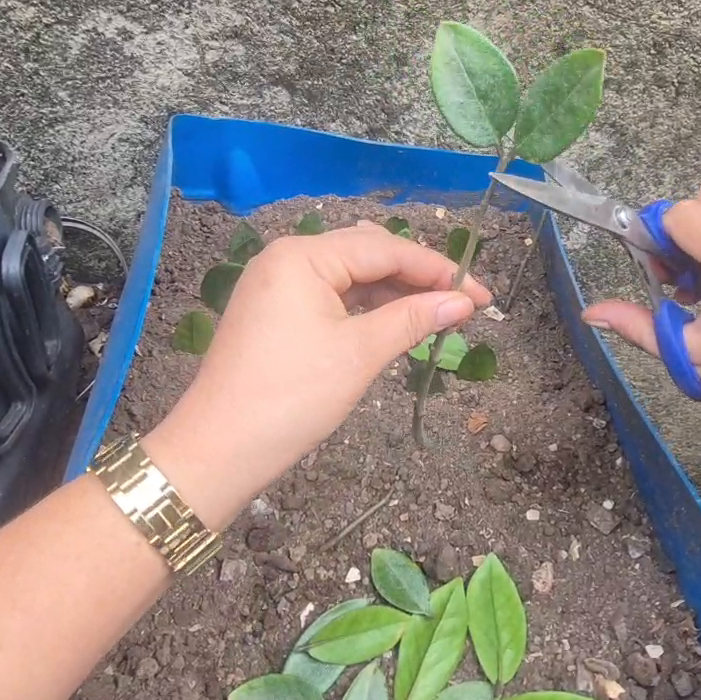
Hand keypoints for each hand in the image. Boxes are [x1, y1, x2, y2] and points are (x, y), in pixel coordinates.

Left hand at [144, 223, 490, 526]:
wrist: (219, 450)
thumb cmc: (291, 397)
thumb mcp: (359, 354)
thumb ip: (413, 319)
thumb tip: (463, 302)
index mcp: (303, 255)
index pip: (386, 248)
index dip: (438, 271)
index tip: (481, 295)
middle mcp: (288, 258)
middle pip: (369, 254)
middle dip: (418, 277)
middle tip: (463, 305)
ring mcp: (278, 286)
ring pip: (352, 277)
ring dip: (395, 294)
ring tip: (438, 317)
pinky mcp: (276, 313)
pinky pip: (333, 298)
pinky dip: (367, 310)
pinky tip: (396, 324)